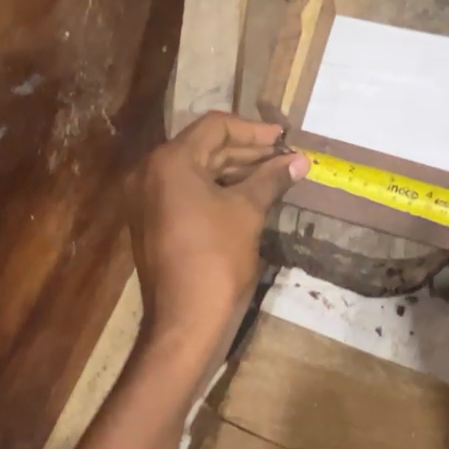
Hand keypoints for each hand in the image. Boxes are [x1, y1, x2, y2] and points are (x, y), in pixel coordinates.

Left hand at [127, 111, 306, 358]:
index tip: (285, 139)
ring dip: (235, 171)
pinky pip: (187, 193)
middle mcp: (150, 173)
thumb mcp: (248, 212)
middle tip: (285, 157)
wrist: (185, 321)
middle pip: (204, 147)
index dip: (254, 130)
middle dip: (247, 151)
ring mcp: (147, 199)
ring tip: (275, 175)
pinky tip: (250, 195)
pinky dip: (217, 190)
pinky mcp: (153, 222)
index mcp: (169, 162)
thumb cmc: (217, 259)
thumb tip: (301, 160)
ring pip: (197, 171)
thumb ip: (271, 179)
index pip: (215, 127)